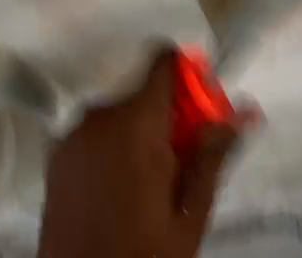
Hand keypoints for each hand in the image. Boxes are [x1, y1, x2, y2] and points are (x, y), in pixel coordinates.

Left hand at [37, 47, 258, 257]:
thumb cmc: (141, 254)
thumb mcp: (190, 211)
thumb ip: (214, 153)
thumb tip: (246, 110)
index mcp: (136, 121)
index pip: (165, 62)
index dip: (190, 77)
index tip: (202, 108)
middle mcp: (99, 115)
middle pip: (145, 92)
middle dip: (168, 117)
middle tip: (180, 163)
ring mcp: (72, 133)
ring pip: (120, 113)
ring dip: (139, 133)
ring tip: (149, 184)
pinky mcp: (55, 154)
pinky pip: (95, 132)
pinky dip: (111, 146)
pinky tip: (119, 188)